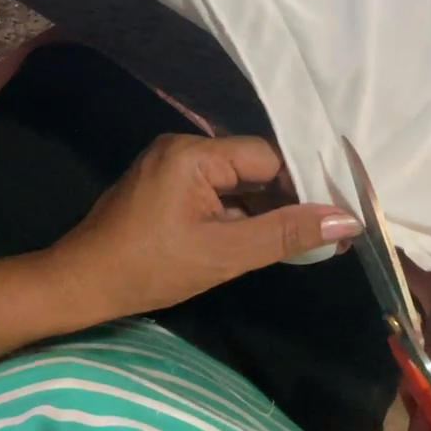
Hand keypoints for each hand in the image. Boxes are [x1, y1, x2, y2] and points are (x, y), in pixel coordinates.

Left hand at [39, 134, 361, 327]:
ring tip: (304, 239)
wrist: (84, 281)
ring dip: (262, 209)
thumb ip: (285, 233)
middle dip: (286, 199)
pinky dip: (236, 213)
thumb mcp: (225, 253)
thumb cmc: (151, 267)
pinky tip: (262, 238)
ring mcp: (168, 166)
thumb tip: (346, 219)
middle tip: (328, 232)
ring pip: (233, 182)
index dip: (305, 186)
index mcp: (193, 154)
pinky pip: (211, 192)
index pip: (267, 158)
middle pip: (251, 167)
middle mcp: (181, 149)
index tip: (339, 215)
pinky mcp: (162, 186)